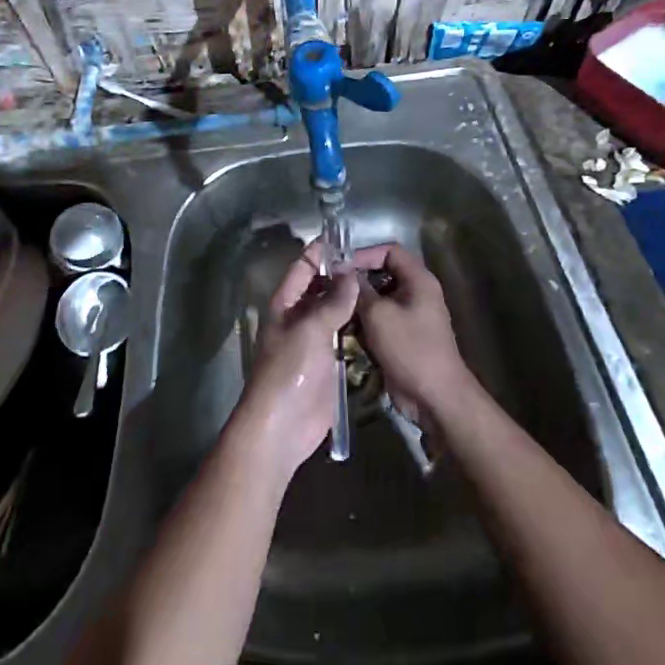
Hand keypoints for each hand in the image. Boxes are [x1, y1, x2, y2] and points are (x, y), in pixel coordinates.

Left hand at [231, 239, 359, 476]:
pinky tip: (378, 319)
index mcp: (285, 304)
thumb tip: (350, 274)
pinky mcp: (328, 362)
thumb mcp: (311, 330)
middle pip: (320, 288)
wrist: (283, 424)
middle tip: (374, 264)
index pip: (303, 267)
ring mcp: (313, 340)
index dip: (321, 252)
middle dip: (341, 275)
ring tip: (381, 286)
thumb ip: (332, 302)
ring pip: (334, 312)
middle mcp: (298, 317)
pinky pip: (343, 336)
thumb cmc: (290, 370)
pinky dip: (358, 327)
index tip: (347, 239)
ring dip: (352, 301)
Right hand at [350, 243, 472, 420]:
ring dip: (357, 304)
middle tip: (330, 287)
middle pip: (382, 274)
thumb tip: (342, 271)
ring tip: (333, 308)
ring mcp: (410, 315)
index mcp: (418, 280)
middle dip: (356, 280)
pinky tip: (344, 329)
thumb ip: (358, 289)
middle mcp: (416, 293)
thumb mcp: (378, 314)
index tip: (339, 266)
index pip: (389, 250)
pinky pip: (379, 319)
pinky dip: (363, 322)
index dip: (364, 253)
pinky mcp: (402, 336)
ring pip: (378, 298)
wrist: (435, 397)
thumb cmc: (410, 349)